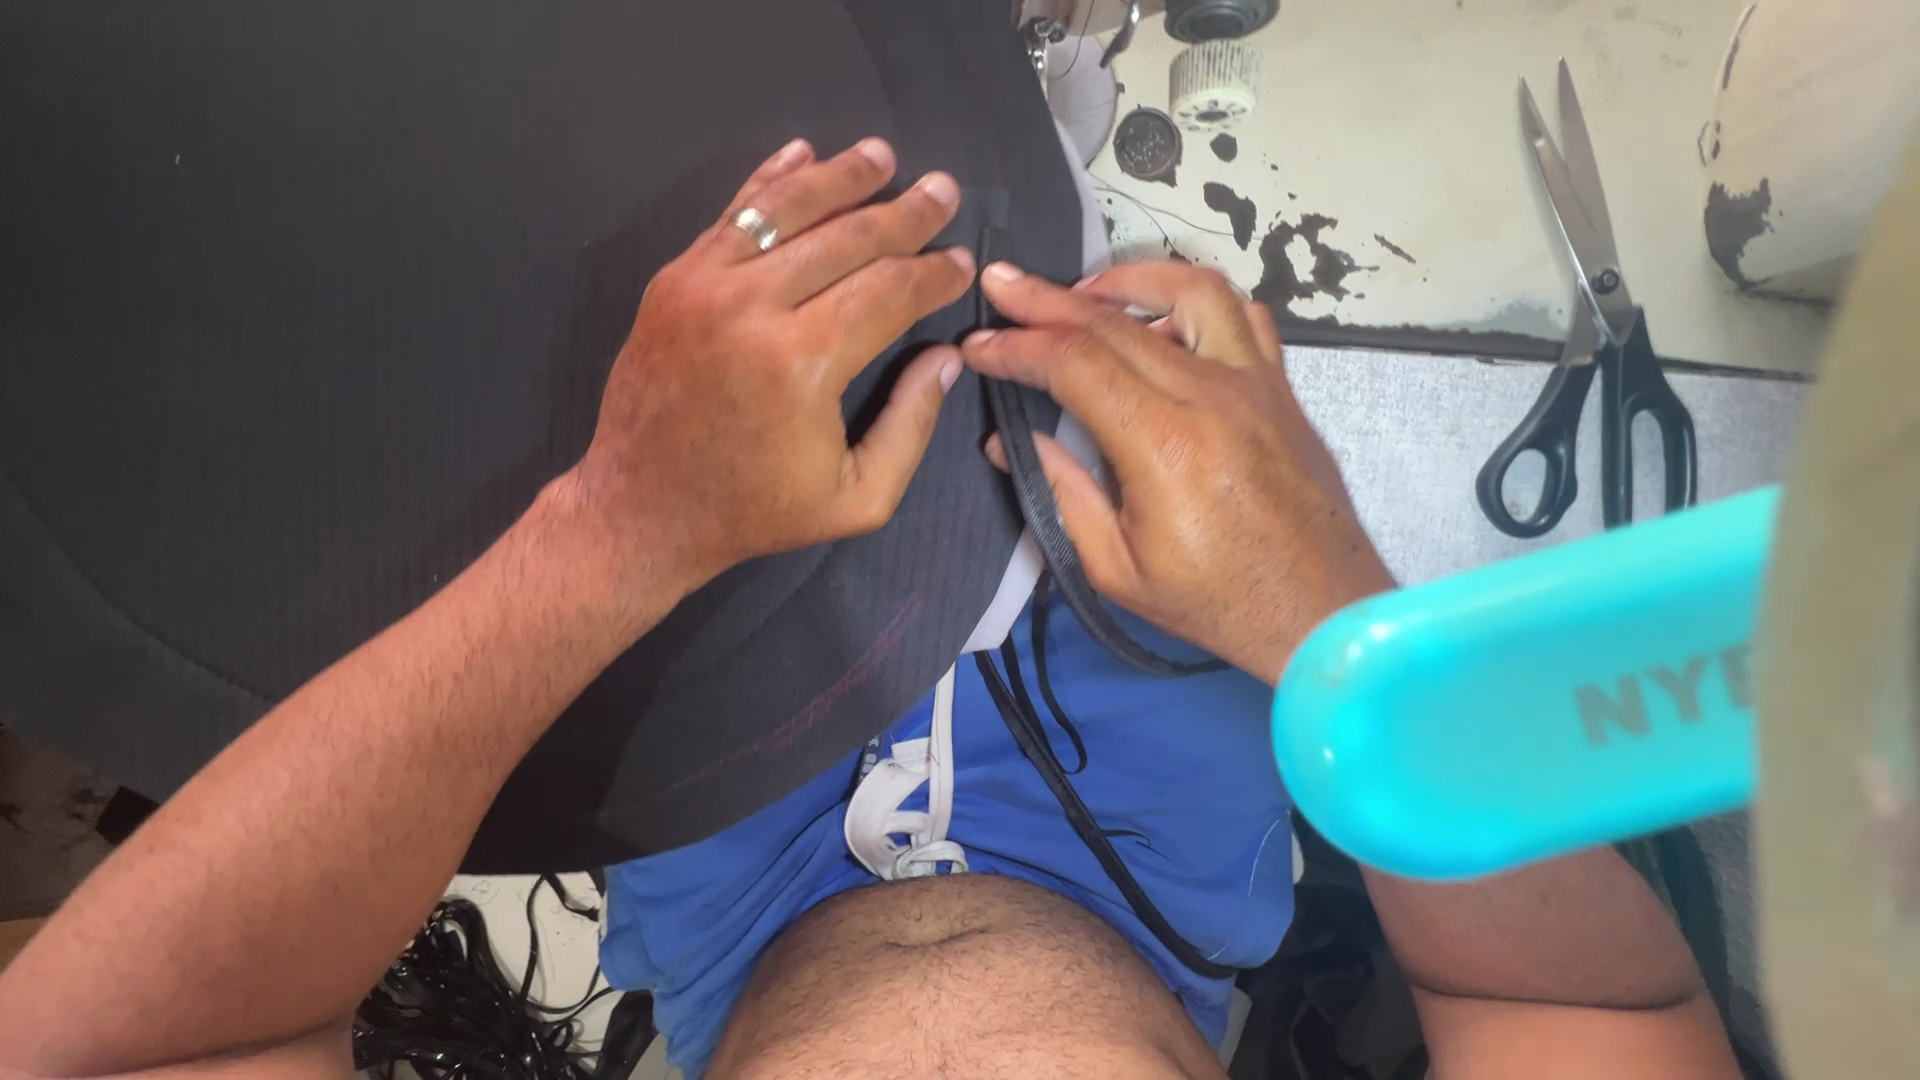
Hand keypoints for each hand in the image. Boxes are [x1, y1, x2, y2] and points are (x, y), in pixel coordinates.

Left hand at [565, 137, 975, 596]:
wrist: (645, 509)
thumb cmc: (757, 511)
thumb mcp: (858, 498)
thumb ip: (910, 427)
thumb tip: (945, 358)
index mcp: (803, 365)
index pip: (888, 293)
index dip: (933, 275)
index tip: (962, 264)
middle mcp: (753, 308)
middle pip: (846, 239)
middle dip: (904, 215)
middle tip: (943, 192)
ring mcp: (705, 285)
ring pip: (787, 209)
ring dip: (842, 177)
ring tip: (883, 156)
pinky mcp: (674, 281)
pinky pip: (732, 216)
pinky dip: (770, 181)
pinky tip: (802, 154)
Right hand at [961, 260, 1392, 682]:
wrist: (1322, 613)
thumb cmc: (1215, 602)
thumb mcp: (1115, 567)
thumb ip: (1060, 493)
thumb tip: (1008, 442)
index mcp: (1164, 446)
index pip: (1074, 364)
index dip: (1017, 347)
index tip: (979, 345)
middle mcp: (1212, 396)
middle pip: (1115, 319)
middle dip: (1046, 299)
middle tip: (1003, 286)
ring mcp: (1256, 384)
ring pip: (1191, 290)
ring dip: (1128, 278)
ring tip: (1084, 291)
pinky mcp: (1282, 389)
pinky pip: (1243, 316)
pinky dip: (1196, 302)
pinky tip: (1165, 321)